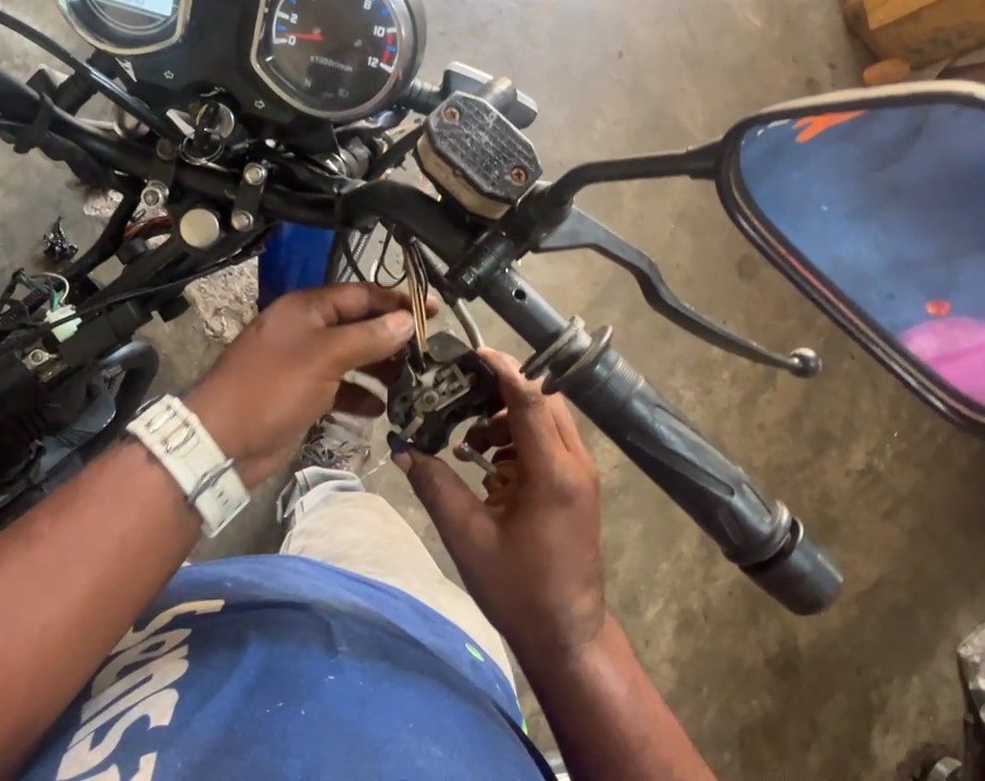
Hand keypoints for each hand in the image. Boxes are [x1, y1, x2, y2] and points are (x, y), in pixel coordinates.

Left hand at [184, 283, 416, 485]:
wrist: (223, 441)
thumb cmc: (272, 388)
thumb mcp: (324, 357)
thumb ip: (367, 338)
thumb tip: (406, 321)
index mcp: (306, 309)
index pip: (360, 295)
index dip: (396, 300)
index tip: (432, 309)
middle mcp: (306, 331)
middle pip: (359, 326)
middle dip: (392, 338)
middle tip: (428, 352)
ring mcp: (303, 364)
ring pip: (352, 359)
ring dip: (380, 369)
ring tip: (412, 383)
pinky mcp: (302, 395)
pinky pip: (340, 389)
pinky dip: (360, 396)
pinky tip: (380, 409)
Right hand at [394, 349, 606, 664]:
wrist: (566, 633)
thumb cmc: (517, 589)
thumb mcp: (467, 537)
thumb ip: (435, 485)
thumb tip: (402, 447)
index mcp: (552, 473)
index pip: (531, 400)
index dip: (502, 370)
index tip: (471, 352)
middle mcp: (576, 464)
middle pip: (545, 401)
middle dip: (504, 390)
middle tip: (460, 392)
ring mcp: (582, 475)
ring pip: (550, 419)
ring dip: (511, 416)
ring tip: (471, 440)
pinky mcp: (578, 486)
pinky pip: (552, 441)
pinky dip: (521, 437)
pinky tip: (489, 462)